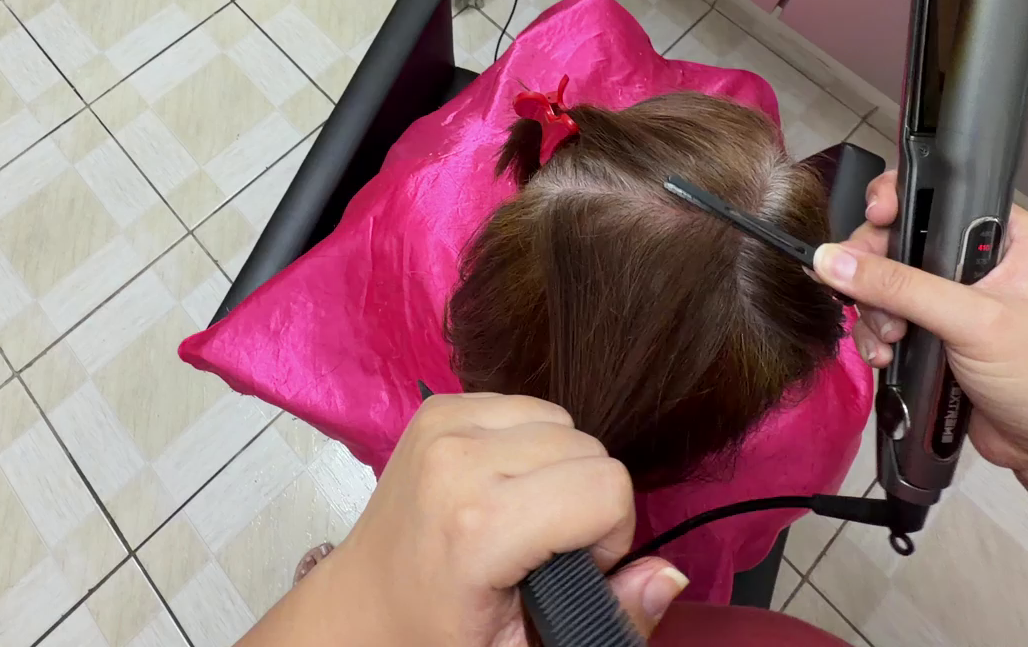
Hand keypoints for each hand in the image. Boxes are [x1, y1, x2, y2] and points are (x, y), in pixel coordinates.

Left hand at [310, 393, 688, 646]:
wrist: (359, 609)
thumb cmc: (441, 637)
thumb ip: (610, 621)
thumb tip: (668, 571)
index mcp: (479, 521)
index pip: (606, 484)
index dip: (607, 536)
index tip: (570, 569)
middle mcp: (458, 454)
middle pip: (586, 445)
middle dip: (582, 499)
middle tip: (541, 546)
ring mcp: (442, 419)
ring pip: (557, 417)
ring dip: (555, 464)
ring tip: (517, 513)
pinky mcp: (436, 403)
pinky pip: (521, 404)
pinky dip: (525, 442)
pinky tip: (496, 482)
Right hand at [814, 172, 1027, 479]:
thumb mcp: (976, 322)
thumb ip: (898, 287)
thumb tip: (825, 258)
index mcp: (1005, 237)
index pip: (938, 195)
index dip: (898, 200)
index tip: (873, 220)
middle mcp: (975, 261)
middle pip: (897, 241)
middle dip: (873, 272)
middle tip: (866, 300)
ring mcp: (952, 301)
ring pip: (883, 283)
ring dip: (872, 312)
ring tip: (887, 344)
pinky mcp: (935, 337)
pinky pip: (886, 320)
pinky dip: (876, 337)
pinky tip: (884, 360)